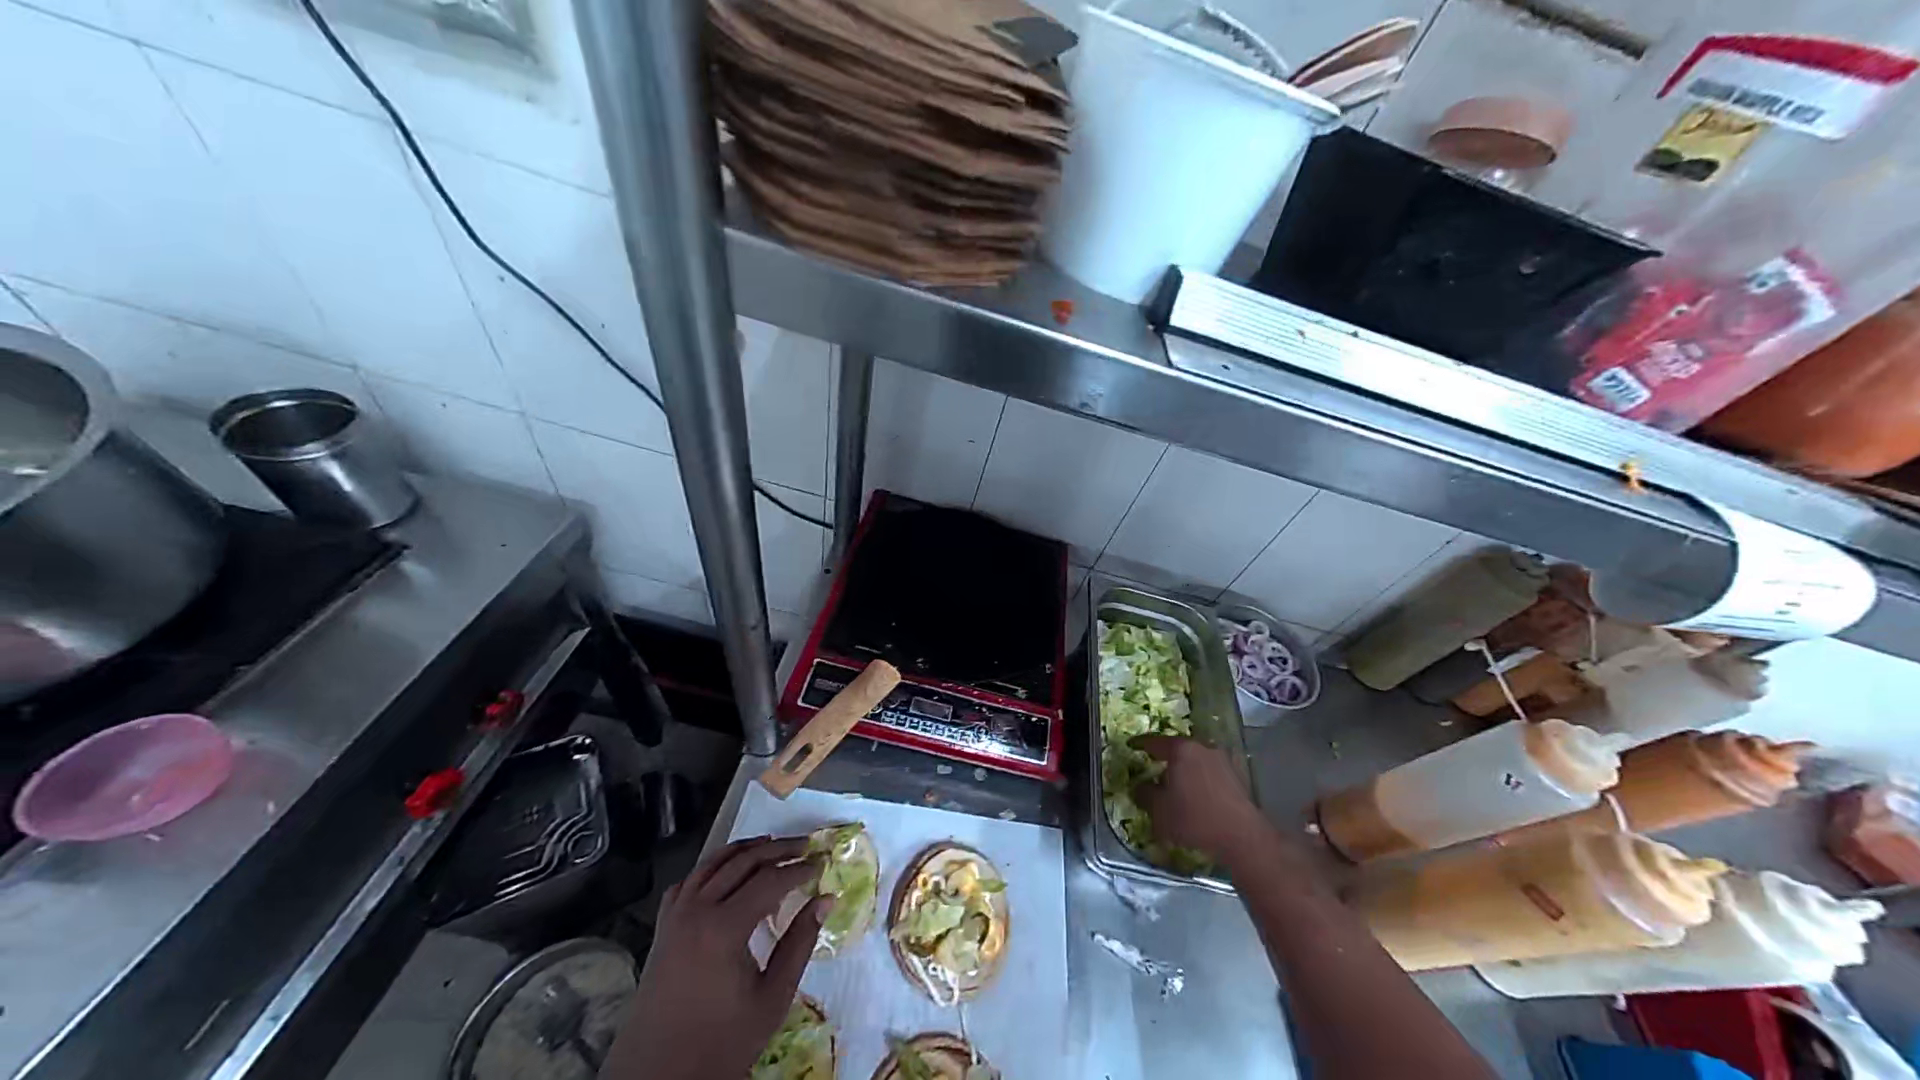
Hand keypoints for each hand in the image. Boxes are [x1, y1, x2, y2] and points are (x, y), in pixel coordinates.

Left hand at [602, 836, 824, 1079]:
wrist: (658, 1076)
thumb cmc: (721, 1042)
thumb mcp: (772, 998)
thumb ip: (800, 943)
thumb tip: (826, 900)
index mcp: (724, 928)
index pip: (770, 879)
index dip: (800, 869)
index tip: (823, 864)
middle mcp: (696, 910)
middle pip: (743, 862)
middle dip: (778, 850)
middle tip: (806, 846)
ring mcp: (675, 916)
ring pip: (713, 863)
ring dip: (745, 850)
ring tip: (773, 845)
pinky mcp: (662, 927)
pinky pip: (689, 881)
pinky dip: (712, 867)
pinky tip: (726, 871)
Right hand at [1137, 735, 1270, 861]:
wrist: (1241, 837)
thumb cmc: (1193, 818)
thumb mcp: (1158, 809)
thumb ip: (1144, 793)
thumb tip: (1140, 786)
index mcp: (1181, 749)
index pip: (1155, 741)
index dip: (1140, 744)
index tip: (1131, 746)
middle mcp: (1203, 748)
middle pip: (1178, 749)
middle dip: (1165, 759)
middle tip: (1153, 769)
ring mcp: (1223, 761)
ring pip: (1196, 761)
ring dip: (1185, 770)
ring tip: (1176, 787)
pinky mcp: (1237, 778)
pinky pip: (1210, 773)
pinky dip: (1200, 780)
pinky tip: (1197, 797)